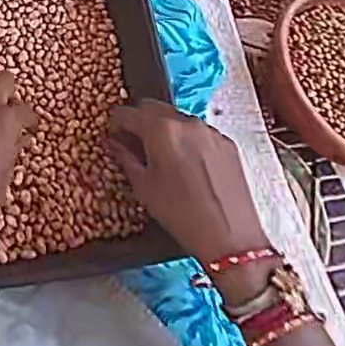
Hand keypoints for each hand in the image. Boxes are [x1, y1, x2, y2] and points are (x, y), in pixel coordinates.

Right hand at [105, 100, 267, 262]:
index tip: (114, 135)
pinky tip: (186, 165)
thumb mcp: (144, 187)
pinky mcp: (227, 143)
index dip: (116, 123)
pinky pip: (198, 132)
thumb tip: (114, 142)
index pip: (128, 112)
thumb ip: (125, 157)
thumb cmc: (181, 214)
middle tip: (133, 144)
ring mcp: (210, 131)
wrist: (230, 237)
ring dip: (164, 129)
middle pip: (153, 108)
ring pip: (177, 118)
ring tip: (162, 157)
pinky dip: (186, 140)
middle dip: (139, 121)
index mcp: (162, 129)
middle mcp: (187, 122)